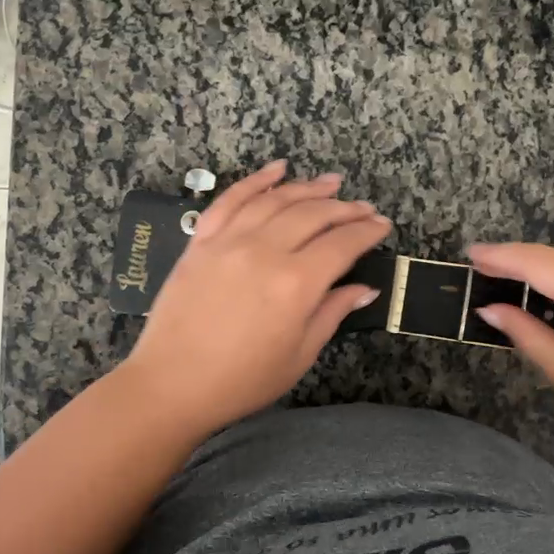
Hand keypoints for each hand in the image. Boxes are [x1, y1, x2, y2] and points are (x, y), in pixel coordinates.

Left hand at [118, 160, 390, 433]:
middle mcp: (264, 252)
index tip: (381, 225)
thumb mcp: (299, 355)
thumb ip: (332, 313)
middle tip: (363, 208)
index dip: (366, 232)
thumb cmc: (242, 381)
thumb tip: (363, 288)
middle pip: (312, 215)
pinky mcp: (201, 241)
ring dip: (307, 188)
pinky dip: (255, 180)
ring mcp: (229, 241)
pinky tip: (276, 169)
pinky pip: (231, 200)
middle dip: (344, 208)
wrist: (171, 384)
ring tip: (330, 183)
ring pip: (275, 200)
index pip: (342, 244)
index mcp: (296, 284)